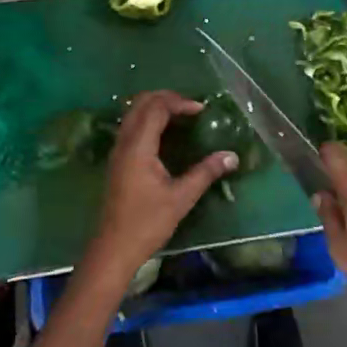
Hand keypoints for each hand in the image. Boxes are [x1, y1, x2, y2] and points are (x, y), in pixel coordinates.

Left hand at [85, 90, 237, 280]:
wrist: (114, 248)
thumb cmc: (147, 222)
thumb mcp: (181, 198)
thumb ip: (206, 172)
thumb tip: (231, 156)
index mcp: (138, 146)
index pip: (156, 108)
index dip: (179, 103)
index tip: (201, 111)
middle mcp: (124, 142)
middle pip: (141, 103)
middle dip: (166, 98)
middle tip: (190, 107)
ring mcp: (118, 150)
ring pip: (133, 113)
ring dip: (155, 107)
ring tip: (180, 116)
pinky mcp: (117, 160)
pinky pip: (131, 126)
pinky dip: (148, 120)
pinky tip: (165, 134)